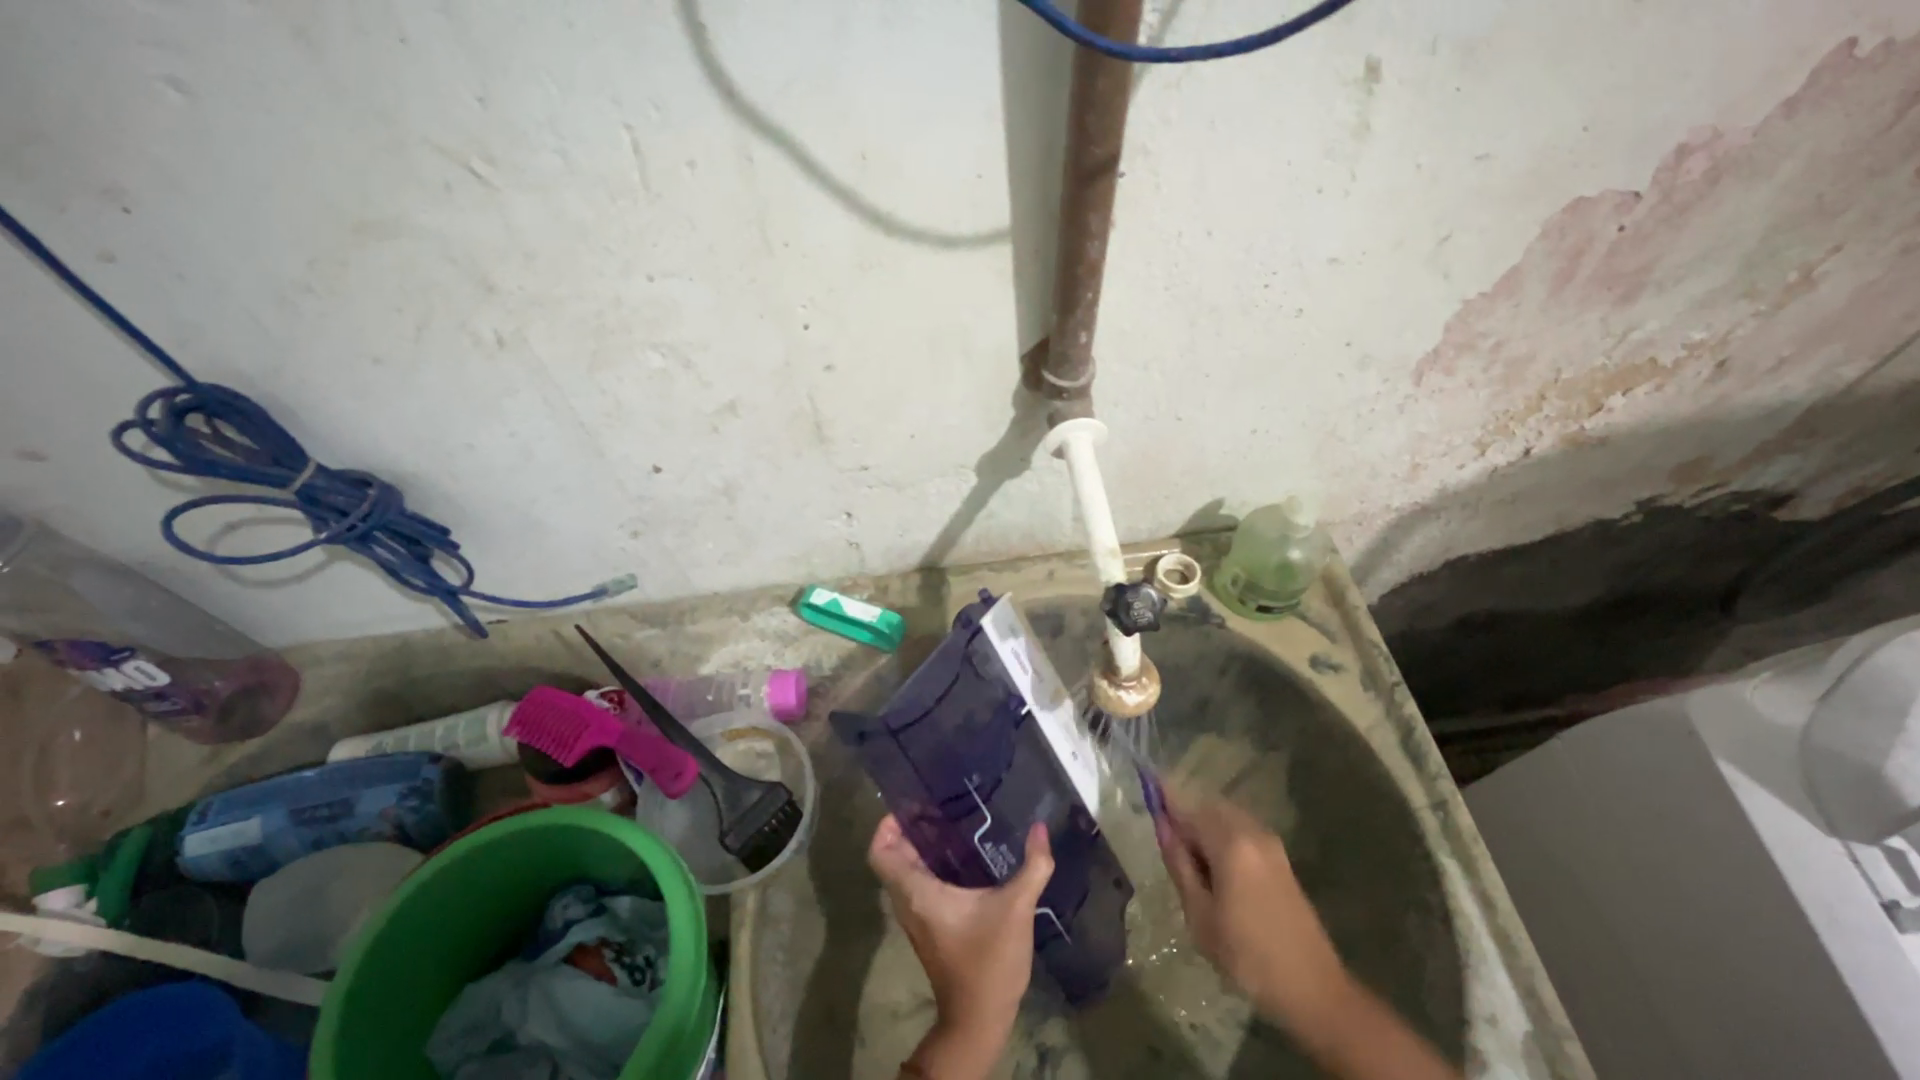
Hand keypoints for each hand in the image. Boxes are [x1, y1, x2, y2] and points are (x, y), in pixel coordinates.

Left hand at [869, 815, 1053, 1077]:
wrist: (979, 1017)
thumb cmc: (989, 960)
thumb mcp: (1017, 908)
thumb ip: (1033, 866)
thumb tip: (1040, 828)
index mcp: (917, 893)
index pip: (880, 853)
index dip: (887, 825)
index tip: (912, 806)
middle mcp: (908, 903)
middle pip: (892, 858)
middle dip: (909, 831)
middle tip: (939, 808)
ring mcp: (916, 918)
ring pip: (905, 874)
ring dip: (921, 850)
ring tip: (954, 827)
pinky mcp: (929, 928)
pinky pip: (919, 888)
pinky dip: (931, 869)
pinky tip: (965, 861)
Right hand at [1156, 790, 1349, 1031]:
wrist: (1311, 987)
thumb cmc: (1246, 955)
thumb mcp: (1200, 914)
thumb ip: (1179, 864)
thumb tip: (1162, 826)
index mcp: (1230, 843)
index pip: (1188, 807)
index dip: (1165, 797)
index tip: (1144, 784)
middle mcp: (1253, 832)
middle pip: (1209, 808)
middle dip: (1185, 815)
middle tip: (1165, 843)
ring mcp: (1271, 844)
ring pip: (1227, 819)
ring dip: (1204, 828)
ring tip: (1188, 863)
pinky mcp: (1280, 860)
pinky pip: (1242, 833)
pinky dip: (1221, 839)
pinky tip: (1213, 871)